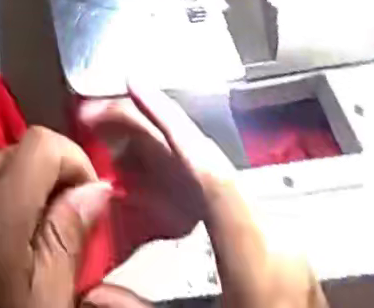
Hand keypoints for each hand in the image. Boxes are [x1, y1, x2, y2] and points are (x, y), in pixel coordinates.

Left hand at [0, 126, 112, 307]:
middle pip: (17, 153)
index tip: (87, 204)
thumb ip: (69, 235)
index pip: (42, 143)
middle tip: (61, 230)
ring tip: (26, 243)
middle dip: (46, 180)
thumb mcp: (46, 302)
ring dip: (19, 190)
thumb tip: (95, 187)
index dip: (73, 163)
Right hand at [77, 85, 323, 307]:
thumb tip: (90, 291)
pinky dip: (184, 199)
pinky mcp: (279, 261)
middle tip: (108, 113)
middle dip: (156, 136)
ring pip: (215, 189)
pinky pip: (225, 214)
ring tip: (117, 149)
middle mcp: (277, 240)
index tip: (137, 87)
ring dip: (165, 166)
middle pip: (208, 170)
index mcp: (264, 259)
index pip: (211, 174)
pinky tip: (154, 199)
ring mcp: (283, 248)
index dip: (170, 124)